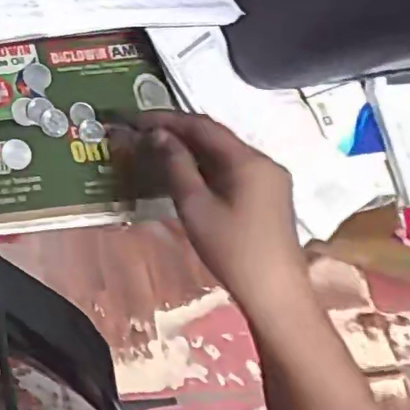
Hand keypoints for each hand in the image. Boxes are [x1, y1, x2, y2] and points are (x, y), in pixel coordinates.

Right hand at [118, 112, 306, 301]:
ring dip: (190, 146)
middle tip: (142, 130)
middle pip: (216, 135)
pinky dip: (204, 162)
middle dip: (178, 130)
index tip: (136, 119)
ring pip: (223, 151)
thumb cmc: (231, 248)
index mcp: (248, 160)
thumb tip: (159, 135)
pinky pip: (231, 166)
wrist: (273, 290)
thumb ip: (176, 165)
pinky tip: (183, 168)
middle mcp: (263, 161)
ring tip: (156, 146)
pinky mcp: (266, 193)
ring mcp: (268, 178)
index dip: (167, 119)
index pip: (203, 126)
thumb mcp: (195, 205)